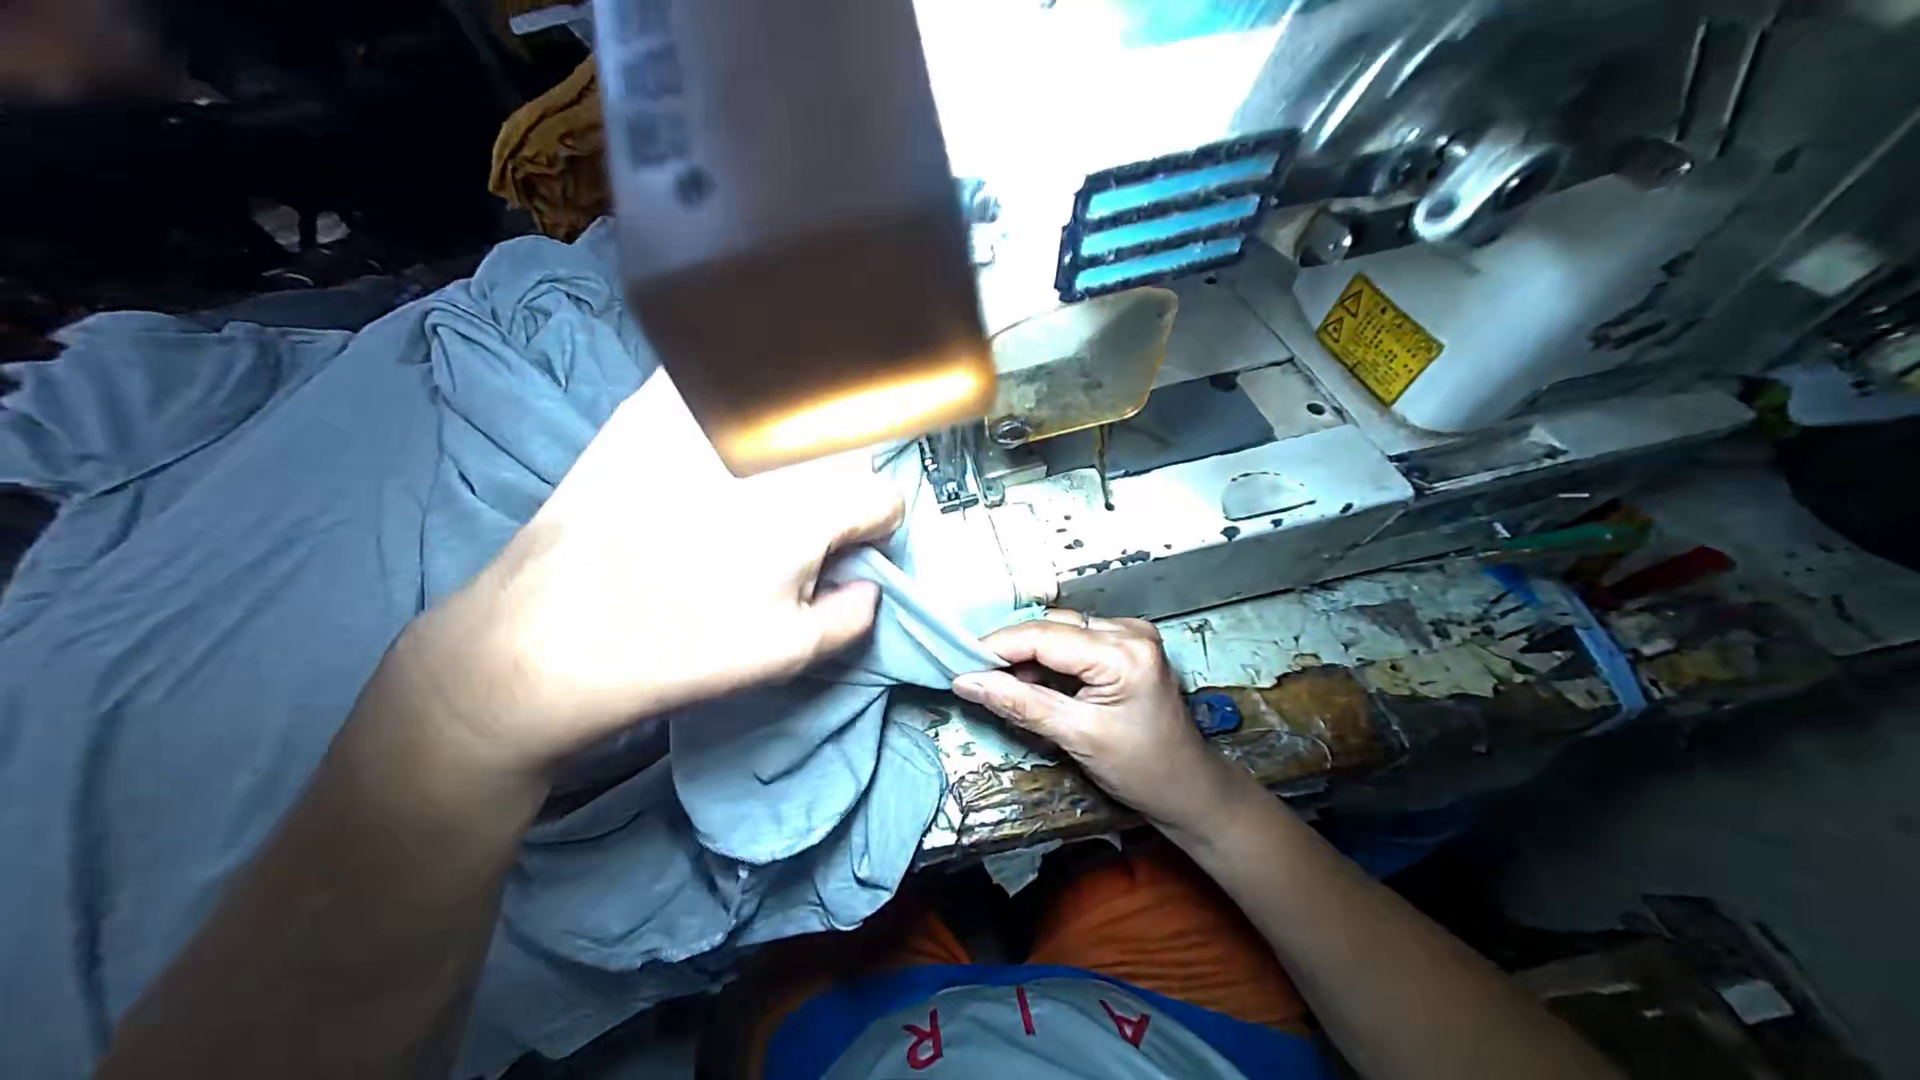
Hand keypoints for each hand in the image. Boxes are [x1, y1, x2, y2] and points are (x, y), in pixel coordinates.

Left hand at [390, 370, 902, 775]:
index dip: (873, 530)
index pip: (884, 497)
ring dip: (800, 438)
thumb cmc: (678, 650)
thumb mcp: (786, 655)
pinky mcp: (652, 405)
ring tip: (767, 478)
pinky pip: (720, 382)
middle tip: (805, 521)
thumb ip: (854, 615)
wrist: (547, 634)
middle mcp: (772, 450)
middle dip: (841, 484)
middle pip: (845, 449)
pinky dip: (740, 394)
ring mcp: (709, 418)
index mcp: (813, 508)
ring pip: (792, 408)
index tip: (846, 550)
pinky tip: (724, 427)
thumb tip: (869, 581)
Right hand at [950, 613, 1258, 834]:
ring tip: (999, 680)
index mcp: (1124, 652)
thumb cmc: (1140, 770)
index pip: (1044, 636)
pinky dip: (1050, 657)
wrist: (1190, 788)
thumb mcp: (1075, 737)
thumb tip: (967, 681)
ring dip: (1029, 653)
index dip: (997, 647)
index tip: (959, 662)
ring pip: (1061, 630)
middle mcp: (1130, 631)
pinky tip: (1032, 679)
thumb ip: (1019, 703)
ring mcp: (1132, 634)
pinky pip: (1076, 639)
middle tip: (974, 673)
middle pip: (1052, 626)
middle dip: (1011, 649)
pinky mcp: (1128, 644)